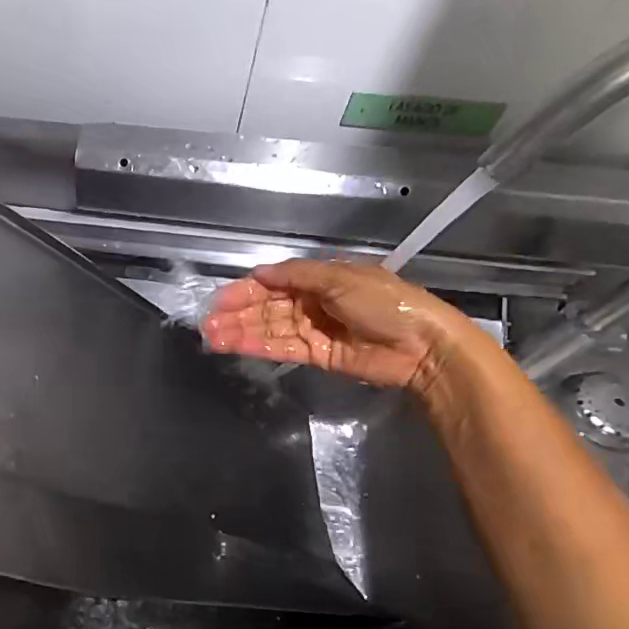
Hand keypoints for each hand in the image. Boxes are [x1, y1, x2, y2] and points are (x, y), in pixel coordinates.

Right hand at [201, 260, 475, 391]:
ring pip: (271, 329)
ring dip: (241, 332)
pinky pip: (283, 348)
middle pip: (268, 307)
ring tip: (212, 338)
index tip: (219, 300)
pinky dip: (259, 347)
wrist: (421, 345)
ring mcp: (316, 329)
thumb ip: (297, 275)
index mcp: (321, 277)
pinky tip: (235, 347)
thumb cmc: (384, 302)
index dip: (246, 291)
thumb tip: (259, 272)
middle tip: (207, 324)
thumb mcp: (340, 277)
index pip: (275, 282)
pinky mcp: (319, 355)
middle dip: (238, 314)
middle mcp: (314, 301)